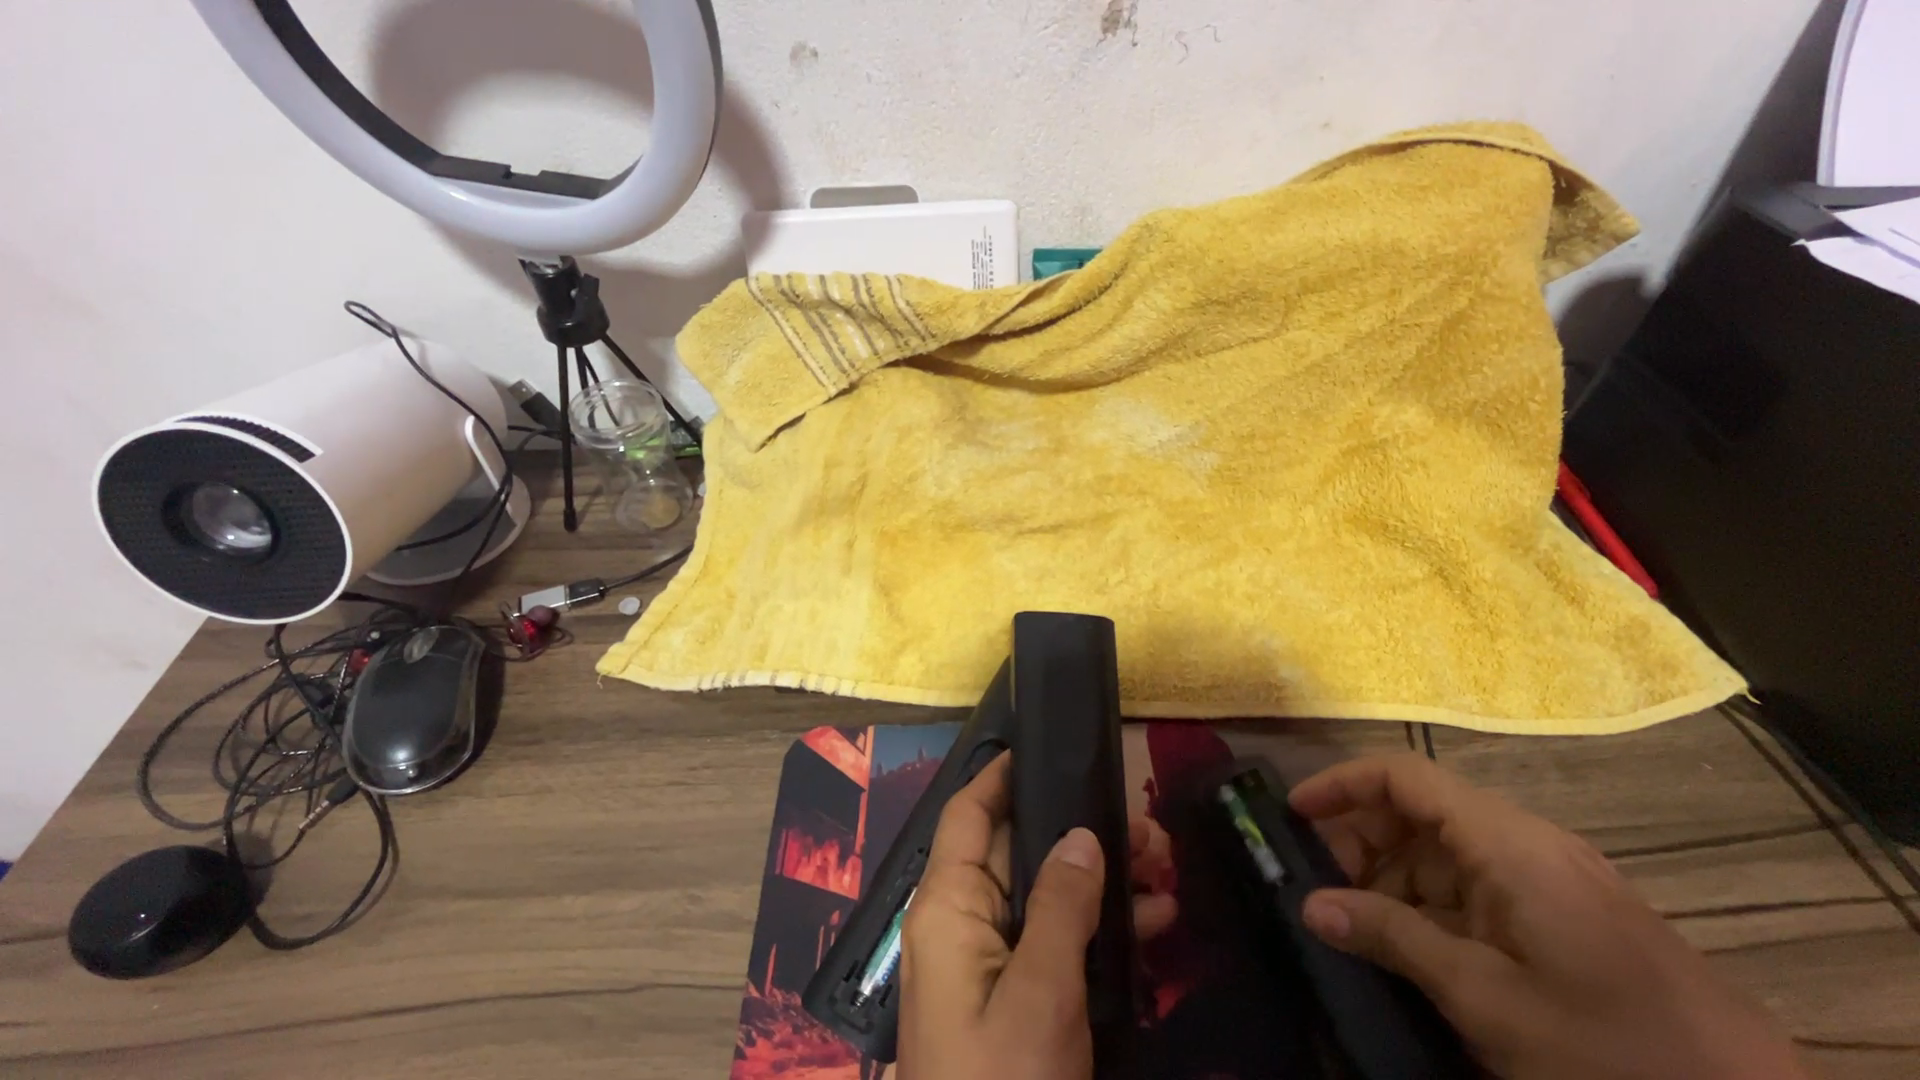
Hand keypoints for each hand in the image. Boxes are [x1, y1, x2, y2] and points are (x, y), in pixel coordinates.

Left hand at [897, 753, 1174, 1079]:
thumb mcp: (1040, 994)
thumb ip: (1061, 907)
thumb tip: (1079, 833)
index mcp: (946, 909)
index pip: (967, 816)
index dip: (1002, 778)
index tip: (1049, 747)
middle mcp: (960, 924)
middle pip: (1016, 852)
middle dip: (1077, 832)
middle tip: (1147, 826)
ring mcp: (987, 963)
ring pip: (1044, 895)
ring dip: (1100, 879)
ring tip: (1164, 866)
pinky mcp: (1012, 998)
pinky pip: (1054, 941)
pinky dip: (1098, 927)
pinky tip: (1153, 920)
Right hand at [1290, 754, 1810, 1079]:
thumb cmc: (1607, 1043)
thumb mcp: (1487, 998)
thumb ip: (1395, 941)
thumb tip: (1311, 905)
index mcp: (1509, 844)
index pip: (1407, 777)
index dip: (1342, 784)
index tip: (1292, 815)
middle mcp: (1524, 845)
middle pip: (1419, 813)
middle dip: (1359, 843)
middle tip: (1317, 892)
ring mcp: (1544, 880)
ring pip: (1441, 854)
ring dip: (1389, 881)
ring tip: (1352, 928)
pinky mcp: (1557, 914)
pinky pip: (1472, 890)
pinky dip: (1426, 908)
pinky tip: (1404, 949)